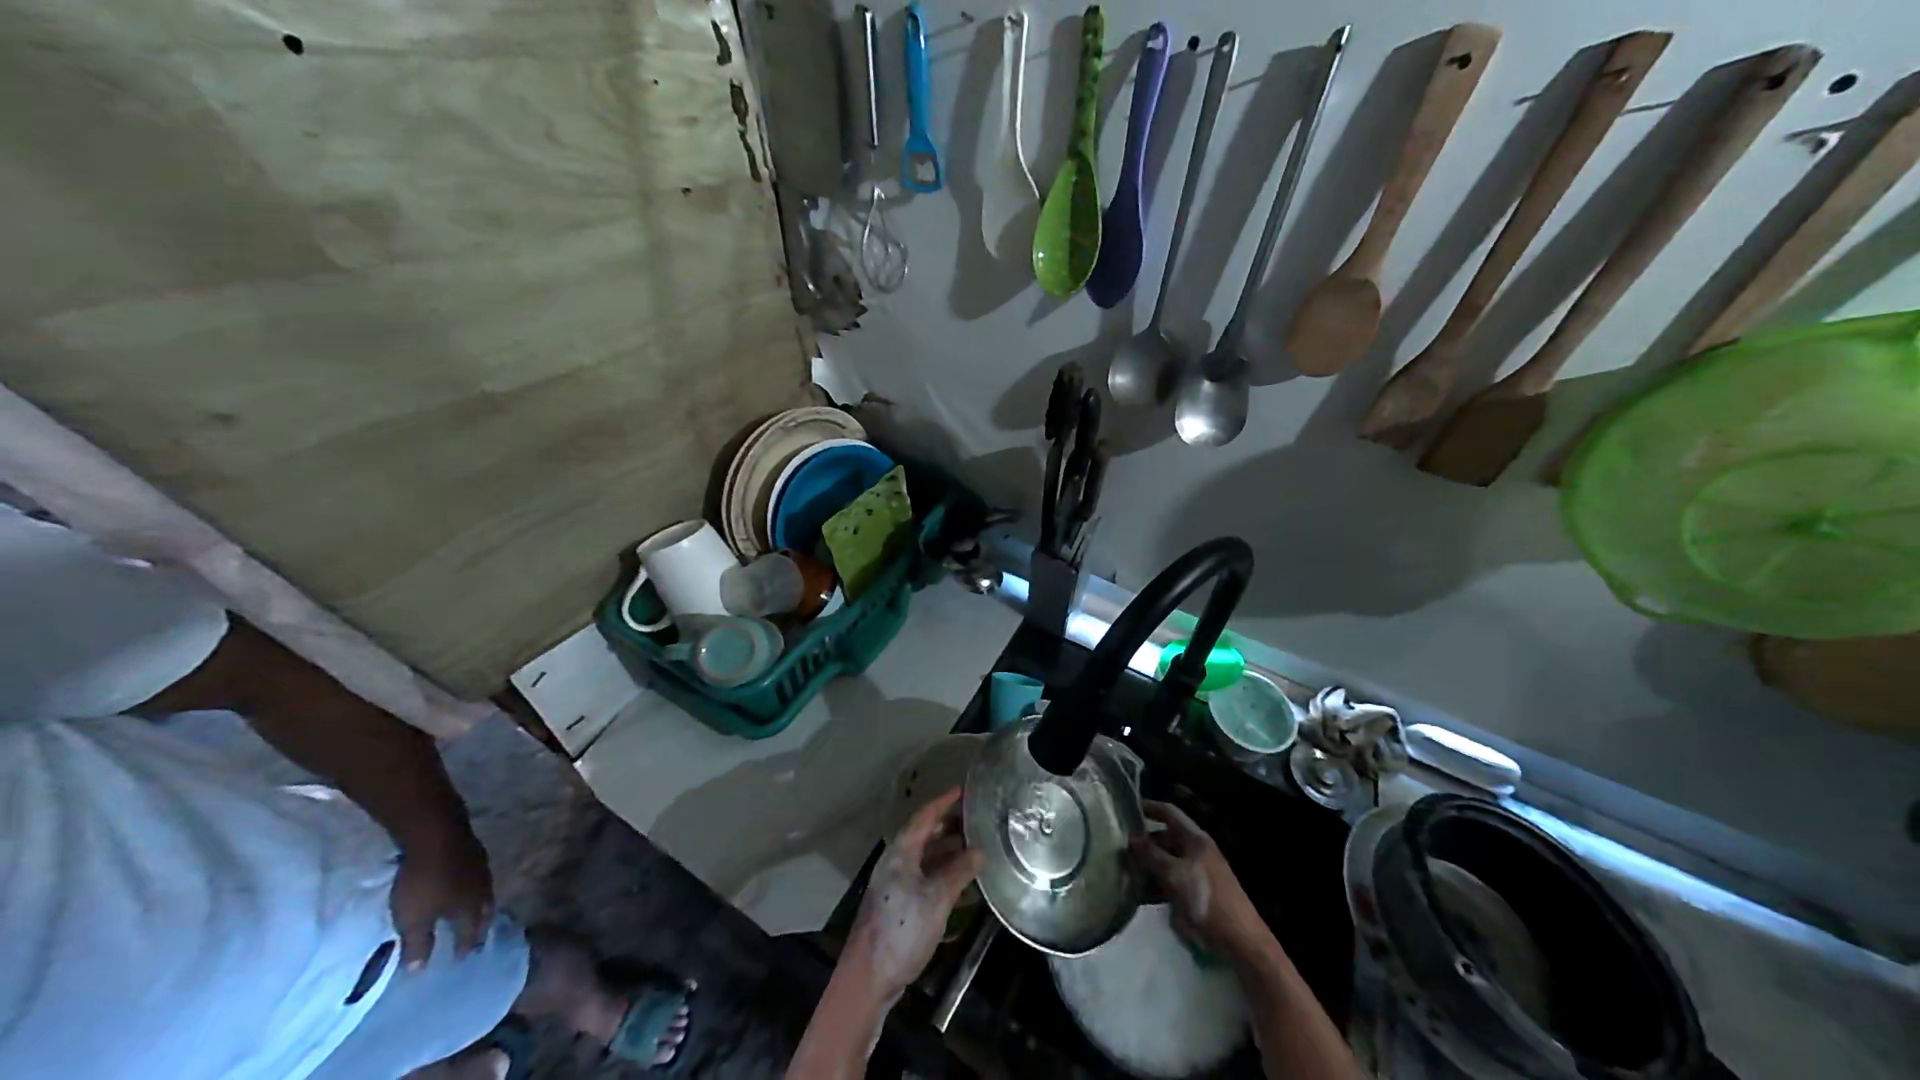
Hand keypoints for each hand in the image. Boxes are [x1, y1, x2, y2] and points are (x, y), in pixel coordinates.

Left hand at [391, 828, 495, 970]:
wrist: (436, 835)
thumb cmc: (423, 883)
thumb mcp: (412, 920)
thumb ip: (417, 946)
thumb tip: (419, 971)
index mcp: (469, 911)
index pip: (469, 935)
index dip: (464, 948)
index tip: (461, 959)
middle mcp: (482, 892)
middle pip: (484, 913)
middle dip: (480, 927)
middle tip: (477, 938)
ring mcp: (481, 869)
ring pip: (485, 893)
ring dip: (481, 905)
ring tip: (474, 912)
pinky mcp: (476, 852)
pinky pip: (479, 876)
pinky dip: (474, 886)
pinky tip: (467, 884)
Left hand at [845, 787, 984, 1000]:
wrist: (868, 976)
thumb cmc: (901, 929)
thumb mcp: (936, 899)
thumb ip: (959, 872)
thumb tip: (981, 850)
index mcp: (900, 853)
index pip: (924, 817)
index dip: (944, 802)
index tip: (963, 790)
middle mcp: (895, 863)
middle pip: (924, 836)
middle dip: (949, 827)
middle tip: (976, 821)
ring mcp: (895, 885)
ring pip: (925, 859)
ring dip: (948, 853)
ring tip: (976, 851)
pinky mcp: (898, 906)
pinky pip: (924, 880)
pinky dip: (944, 877)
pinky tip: (963, 888)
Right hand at [1130, 800, 1265, 956]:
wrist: (1239, 941)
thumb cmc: (1207, 899)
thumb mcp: (1174, 875)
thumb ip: (1151, 854)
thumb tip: (1131, 837)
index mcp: (1195, 839)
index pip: (1169, 812)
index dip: (1148, 807)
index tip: (1125, 807)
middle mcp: (1196, 851)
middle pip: (1164, 838)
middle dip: (1142, 842)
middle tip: (1117, 847)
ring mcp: (1196, 873)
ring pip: (1165, 862)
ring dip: (1146, 866)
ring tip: (1123, 872)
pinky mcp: (1195, 894)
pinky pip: (1169, 883)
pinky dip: (1154, 885)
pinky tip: (1137, 895)